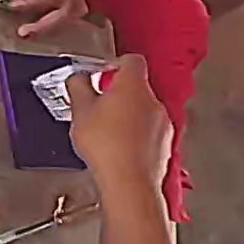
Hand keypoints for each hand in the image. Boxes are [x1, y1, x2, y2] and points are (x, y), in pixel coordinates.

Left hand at [0, 0, 89, 36]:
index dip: (29, 4)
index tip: (10, 4)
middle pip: (70, 10)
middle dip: (48, 24)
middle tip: (24, 32)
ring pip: (74, 11)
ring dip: (55, 23)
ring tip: (31, 29)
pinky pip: (69, 5)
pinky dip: (57, 16)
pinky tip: (39, 18)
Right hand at [67, 55, 171, 198]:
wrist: (129, 183)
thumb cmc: (106, 145)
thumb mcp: (80, 111)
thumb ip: (78, 87)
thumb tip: (78, 78)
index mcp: (133, 85)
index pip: (131, 60)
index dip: (114, 64)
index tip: (100, 73)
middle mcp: (153, 101)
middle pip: (136, 86)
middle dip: (116, 93)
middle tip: (95, 105)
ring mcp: (163, 124)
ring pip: (142, 110)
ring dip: (126, 115)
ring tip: (104, 131)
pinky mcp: (165, 145)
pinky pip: (149, 131)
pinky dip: (135, 134)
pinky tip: (117, 147)